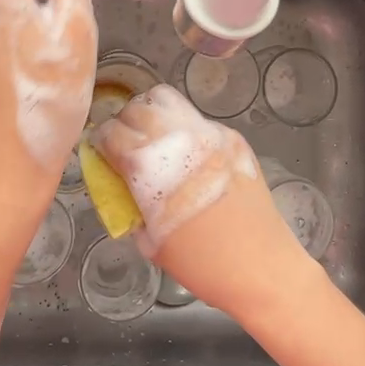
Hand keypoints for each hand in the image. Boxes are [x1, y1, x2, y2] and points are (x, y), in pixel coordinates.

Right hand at [90, 85, 320, 315]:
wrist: (261, 265)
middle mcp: (176, 137)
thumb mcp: (150, 240)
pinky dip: (186, 130)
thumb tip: (126, 187)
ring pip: (168, 101)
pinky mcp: (232, 137)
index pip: (111, 132)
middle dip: (127, 124)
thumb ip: (132, 205)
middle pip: (137, 108)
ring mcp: (208, 132)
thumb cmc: (201, 263)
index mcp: (147, 164)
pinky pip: (199, 121)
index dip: (103, 141)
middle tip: (129, 145)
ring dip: (154, 116)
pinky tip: (192, 158)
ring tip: (157, 141)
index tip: (105, 153)